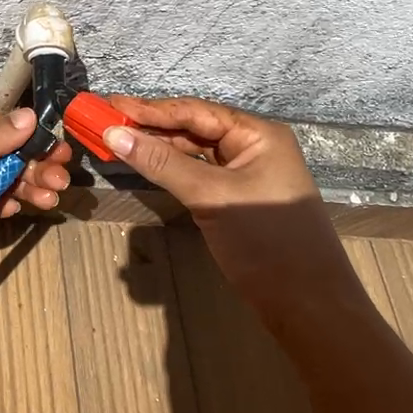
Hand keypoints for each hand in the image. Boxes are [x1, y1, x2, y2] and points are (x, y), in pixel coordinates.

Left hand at [0, 108, 73, 261]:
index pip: (3, 129)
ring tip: (49, 198)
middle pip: (9, 157)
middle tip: (61, 181)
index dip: (33, 140)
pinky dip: (7, 205)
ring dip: (28, 188)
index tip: (61, 151)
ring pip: (4, 182)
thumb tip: (30, 115)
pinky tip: (19, 209)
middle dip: (35, 167)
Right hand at [101, 96, 359, 314]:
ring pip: (192, 149)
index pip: (194, 111)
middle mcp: (253, 146)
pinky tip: (143, 162)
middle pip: (192, 126)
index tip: (107, 104)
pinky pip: (197, 171)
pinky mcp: (236, 196)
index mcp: (258, 135)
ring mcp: (245, 173)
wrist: (309, 308)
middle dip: (149, 124)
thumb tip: (112, 133)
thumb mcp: (210, 197)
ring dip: (156, 145)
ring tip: (115, 138)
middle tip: (103, 119)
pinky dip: (169, 166)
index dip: (148, 108)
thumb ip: (160, 162)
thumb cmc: (266, 241)